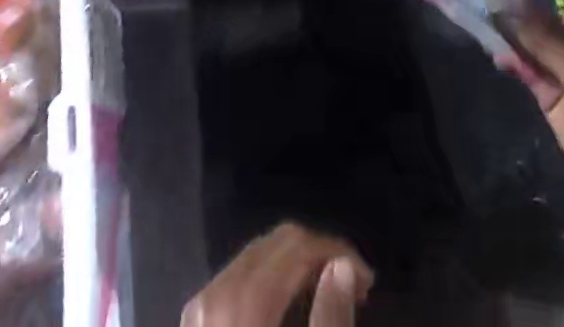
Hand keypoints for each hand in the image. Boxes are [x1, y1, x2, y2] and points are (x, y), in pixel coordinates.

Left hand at [183, 223, 372, 326]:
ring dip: (295, 266)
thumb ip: (330, 318)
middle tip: (356, 287)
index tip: (367, 280)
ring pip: (256, 258)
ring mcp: (199, 304)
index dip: (335, 252)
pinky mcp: (196, 318)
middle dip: (317, 255)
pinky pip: (239, 278)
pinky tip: (293, 303)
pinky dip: (271, 280)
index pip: (295, 245)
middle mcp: (215, 291)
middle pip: (273, 245)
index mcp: (243, 300)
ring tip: (330, 293)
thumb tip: (345, 264)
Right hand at [497, 0, 563, 223]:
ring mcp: (562, 66)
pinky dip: (505, 54)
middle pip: (540, 11)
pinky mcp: (548, 89)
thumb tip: (504, 15)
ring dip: (503, 25)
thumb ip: (548, 46)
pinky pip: (521, 62)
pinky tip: (490, 50)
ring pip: (525, 36)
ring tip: (472, 10)